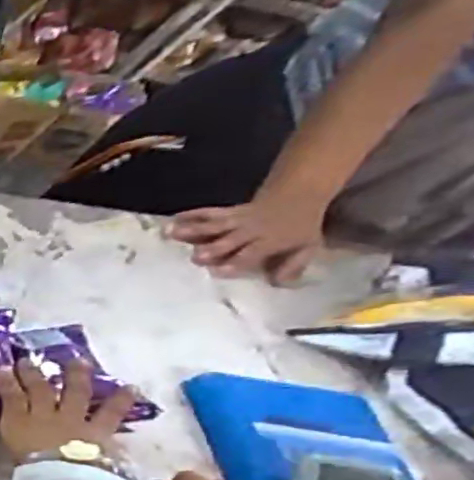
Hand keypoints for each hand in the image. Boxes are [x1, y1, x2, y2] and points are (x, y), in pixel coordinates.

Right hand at [0, 358, 139, 459]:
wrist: (61, 479)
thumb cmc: (30, 471)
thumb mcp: (12, 452)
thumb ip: (15, 437)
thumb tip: (16, 431)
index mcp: (19, 424)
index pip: (11, 397)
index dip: (7, 381)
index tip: (3, 367)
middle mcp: (46, 416)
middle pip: (41, 390)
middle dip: (34, 373)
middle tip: (32, 360)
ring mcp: (74, 420)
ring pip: (76, 393)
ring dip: (77, 376)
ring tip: (80, 361)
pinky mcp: (98, 430)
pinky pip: (111, 412)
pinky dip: (121, 400)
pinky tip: (130, 387)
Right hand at [169, 198, 326, 284]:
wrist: (298, 196)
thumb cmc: (298, 228)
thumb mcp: (307, 247)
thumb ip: (293, 265)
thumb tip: (281, 283)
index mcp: (270, 241)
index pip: (250, 254)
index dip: (235, 263)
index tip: (218, 272)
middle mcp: (250, 231)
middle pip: (228, 241)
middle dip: (212, 249)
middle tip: (196, 257)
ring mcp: (237, 220)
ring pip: (214, 226)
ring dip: (192, 230)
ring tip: (172, 233)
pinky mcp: (227, 212)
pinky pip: (209, 212)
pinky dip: (191, 215)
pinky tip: (174, 218)